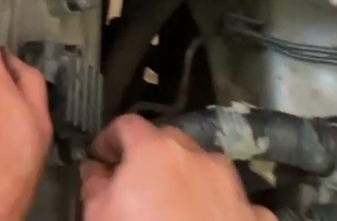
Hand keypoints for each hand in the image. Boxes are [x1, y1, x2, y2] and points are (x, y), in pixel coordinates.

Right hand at [81, 115, 276, 220]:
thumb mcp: (100, 216)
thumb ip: (95, 186)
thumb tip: (97, 172)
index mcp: (156, 151)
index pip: (127, 126)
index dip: (110, 140)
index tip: (101, 160)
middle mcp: (200, 160)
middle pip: (171, 141)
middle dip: (153, 156)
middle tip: (139, 182)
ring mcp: (236, 192)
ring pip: (210, 170)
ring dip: (193, 179)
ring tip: (179, 207)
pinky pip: (241, 208)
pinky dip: (227, 213)